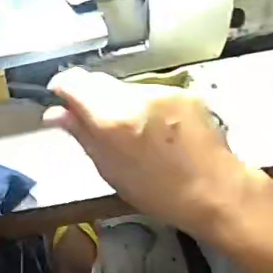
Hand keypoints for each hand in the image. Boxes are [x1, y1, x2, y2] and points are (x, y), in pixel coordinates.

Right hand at [43, 68, 265, 240]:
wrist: (217, 191)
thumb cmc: (159, 192)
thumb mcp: (111, 170)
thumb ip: (81, 135)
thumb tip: (54, 114)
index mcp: (114, 119)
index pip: (74, 82)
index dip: (62, 88)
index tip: (60, 99)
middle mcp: (137, 96)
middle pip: (98, 80)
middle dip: (89, 96)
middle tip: (92, 122)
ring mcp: (163, 91)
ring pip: (125, 86)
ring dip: (118, 101)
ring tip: (130, 131)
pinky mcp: (183, 92)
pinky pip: (151, 92)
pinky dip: (145, 105)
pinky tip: (155, 130)